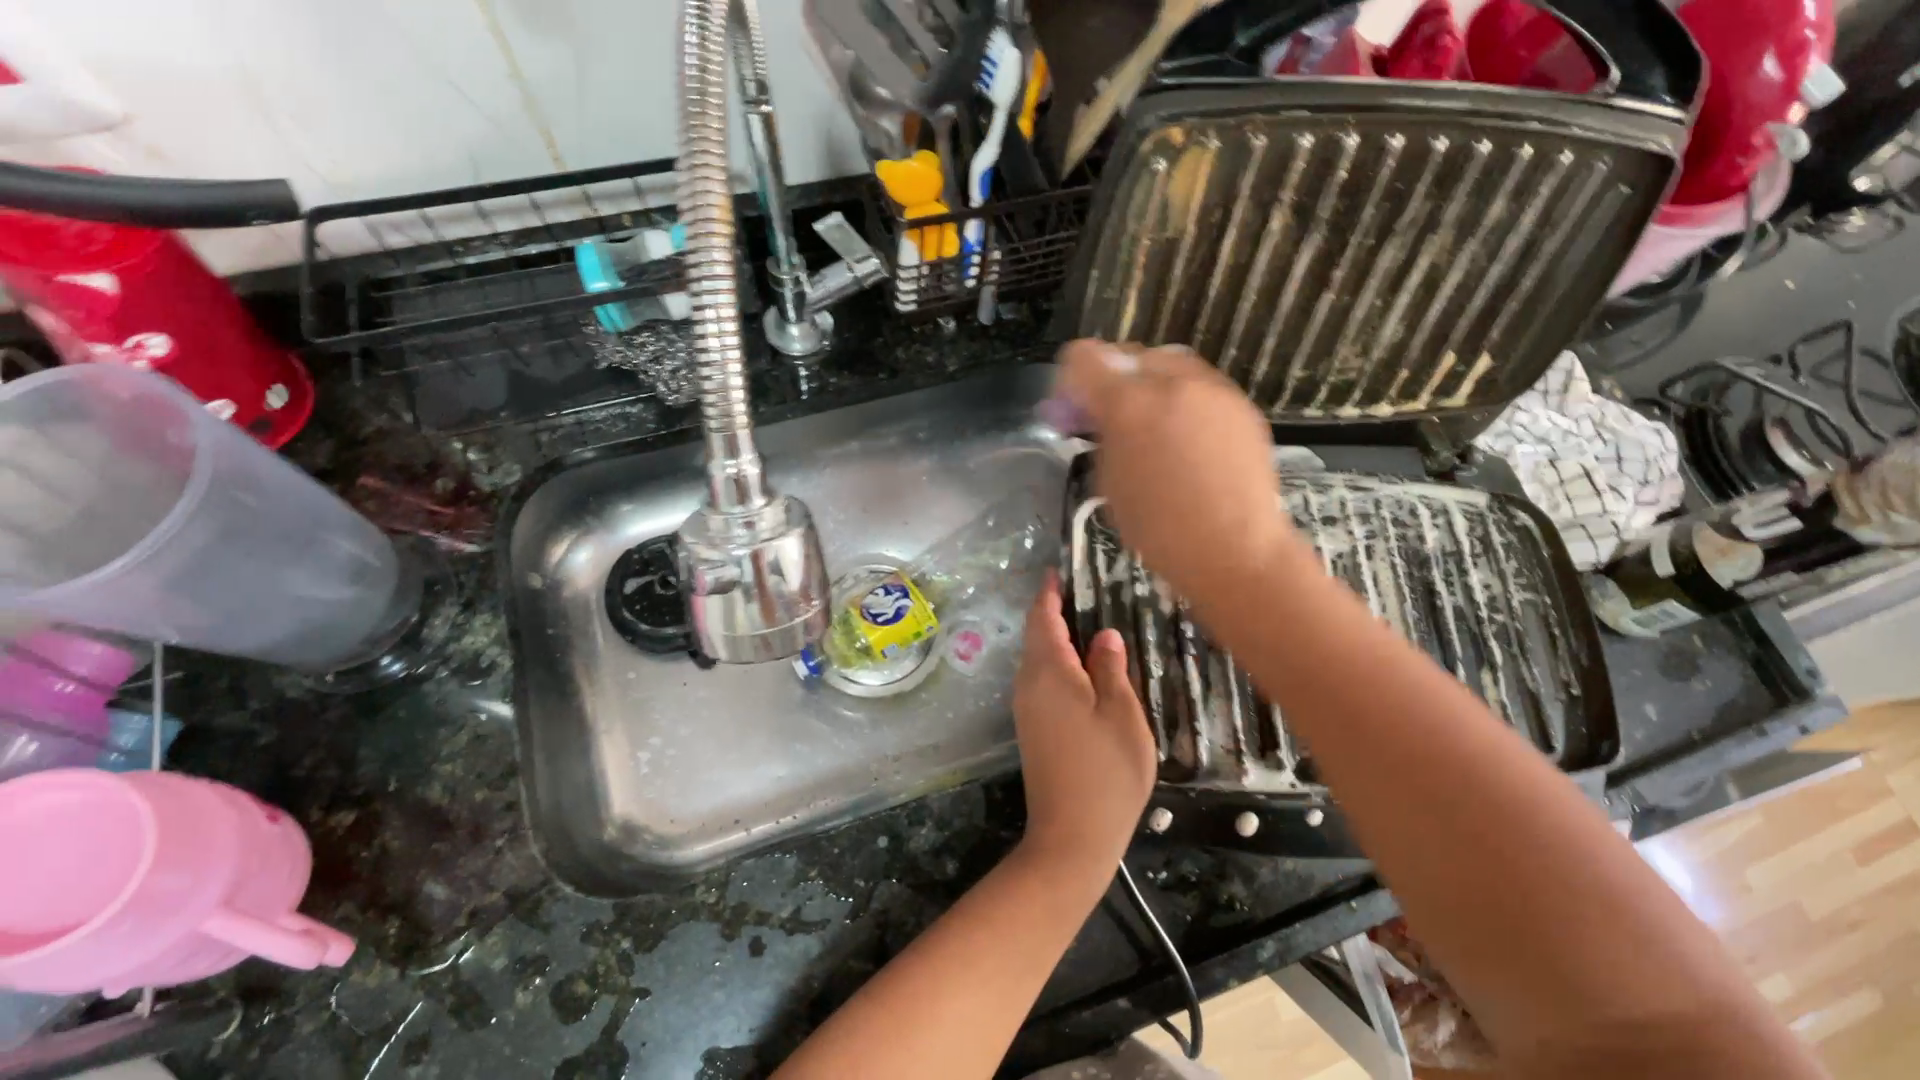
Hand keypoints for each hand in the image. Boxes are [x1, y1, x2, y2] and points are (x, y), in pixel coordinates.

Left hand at [1011, 572, 1156, 872]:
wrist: (1071, 836)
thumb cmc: (1106, 773)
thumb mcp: (1122, 716)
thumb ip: (1112, 670)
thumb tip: (1104, 635)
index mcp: (1050, 673)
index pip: (1043, 619)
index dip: (1051, 593)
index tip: (1060, 570)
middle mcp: (1029, 685)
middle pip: (1037, 637)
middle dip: (1054, 612)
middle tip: (1085, 592)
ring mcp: (1027, 709)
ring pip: (1037, 660)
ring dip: (1056, 638)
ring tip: (1089, 623)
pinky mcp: (1032, 729)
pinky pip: (1041, 681)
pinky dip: (1057, 663)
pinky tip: (1083, 668)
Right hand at [1053, 339, 1299, 604]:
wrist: (1234, 549)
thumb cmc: (1159, 530)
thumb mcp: (1109, 483)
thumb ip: (1101, 434)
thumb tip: (1096, 414)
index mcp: (1127, 402)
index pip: (1084, 357)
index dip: (1071, 380)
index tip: (1074, 410)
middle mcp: (1170, 381)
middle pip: (1127, 355)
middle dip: (1112, 382)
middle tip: (1110, 419)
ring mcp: (1211, 388)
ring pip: (1167, 364)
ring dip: (1150, 386)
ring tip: (1152, 427)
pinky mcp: (1240, 403)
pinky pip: (1199, 386)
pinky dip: (1183, 400)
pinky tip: (1186, 439)